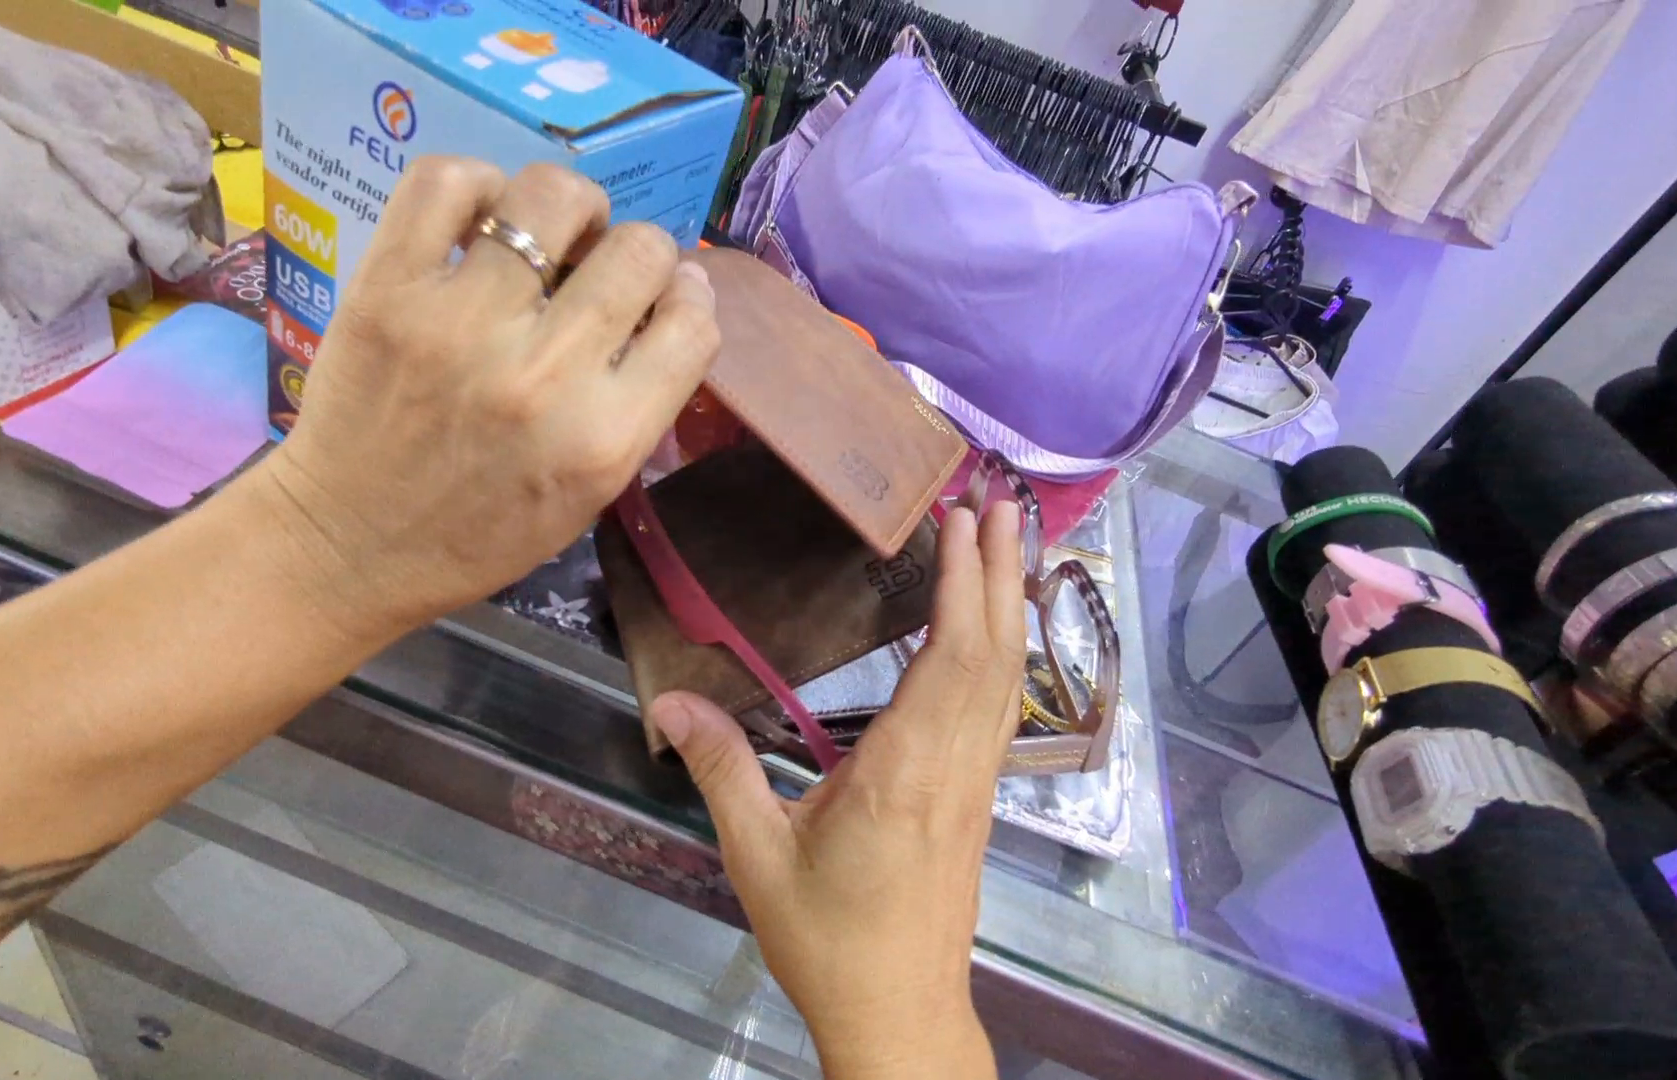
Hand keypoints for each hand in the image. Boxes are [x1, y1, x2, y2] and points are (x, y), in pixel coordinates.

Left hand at [243, 158, 718, 641]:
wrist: (352, 549)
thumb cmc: (484, 537)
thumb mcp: (590, 496)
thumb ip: (639, 409)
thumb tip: (668, 310)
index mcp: (605, 438)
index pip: (693, 327)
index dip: (693, 299)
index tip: (673, 298)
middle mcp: (546, 374)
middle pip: (640, 254)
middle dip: (645, 253)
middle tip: (613, 269)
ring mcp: (463, 324)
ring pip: (554, 198)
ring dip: (575, 207)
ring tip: (556, 233)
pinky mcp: (388, 290)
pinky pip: (448, 183)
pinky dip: (480, 184)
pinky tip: (487, 216)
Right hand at [652, 503, 1024, 1079]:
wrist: (899, 1014)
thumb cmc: (827, 938)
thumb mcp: (758, 857)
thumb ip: (720, 772)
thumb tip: (669, 703)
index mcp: (904, 774)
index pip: (949, 661)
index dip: (961, 587)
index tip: (961, 523)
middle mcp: (953, 767)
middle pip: (992, 657)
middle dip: (998, 573)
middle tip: (1000, 504)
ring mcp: (975, 783)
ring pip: (1005, 680)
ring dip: (1007, 606)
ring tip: (1007, 544)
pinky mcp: (977, 796)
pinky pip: (1001, 709)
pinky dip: (1003, 653)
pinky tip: (995, 629)